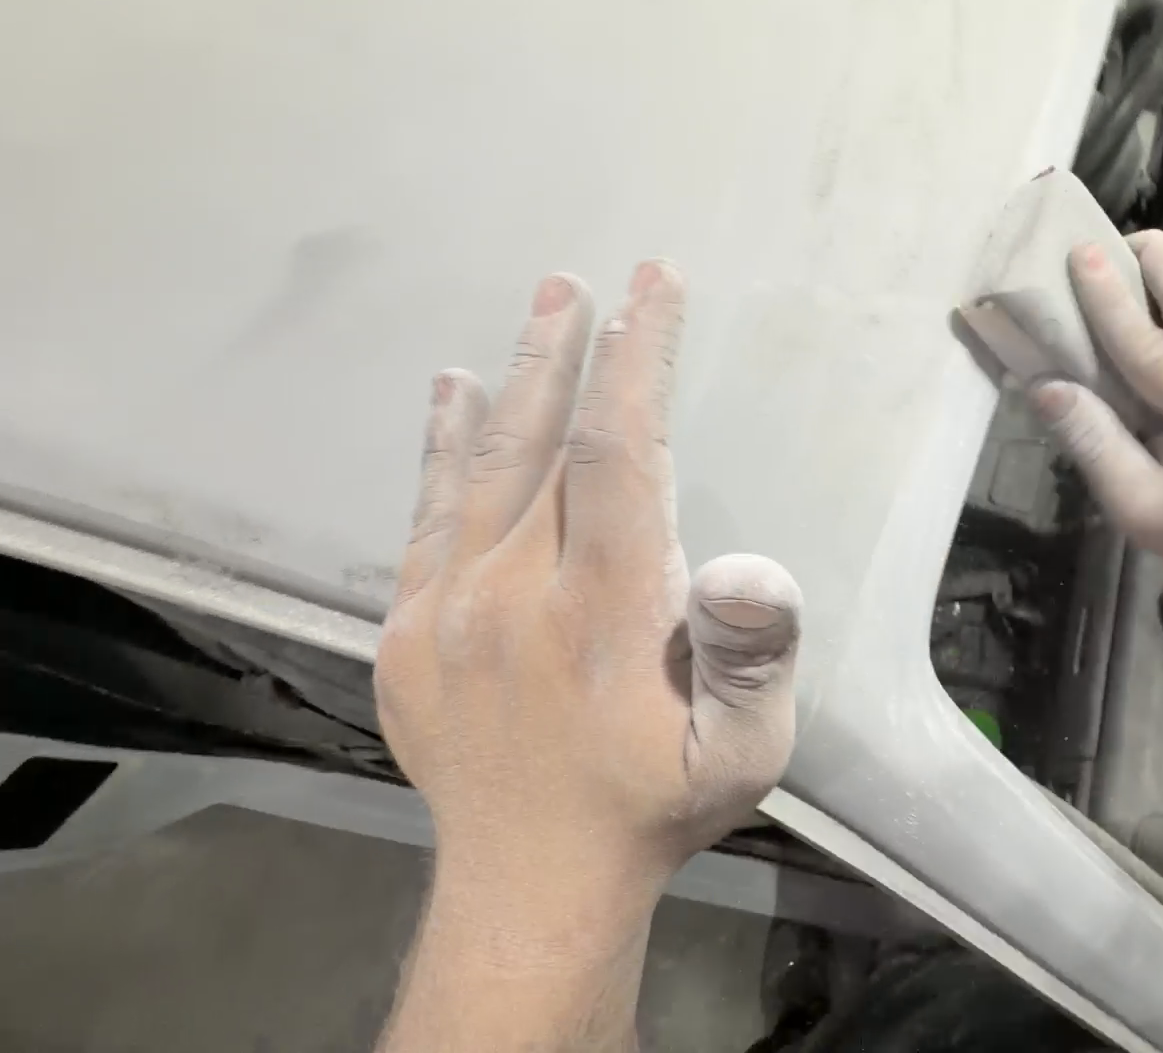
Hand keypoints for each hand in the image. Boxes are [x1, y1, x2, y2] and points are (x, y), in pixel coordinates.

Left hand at [374, 262, 802, 920]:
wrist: (533, 884)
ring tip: (540, 309)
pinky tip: (452, 397)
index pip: (619, 452)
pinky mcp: (405, 631)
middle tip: (589, 281)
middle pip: (545, 440)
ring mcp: (446, 608)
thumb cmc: (659, 804)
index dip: (640, 362)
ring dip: (515, 378)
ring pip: (483, 464)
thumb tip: (743, 569)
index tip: (655, 290)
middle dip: (578, 352)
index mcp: (602, 607)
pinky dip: (443, 445)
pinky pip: (426, 515)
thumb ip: (753, 659)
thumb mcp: (745, 751)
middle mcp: (513, 589)